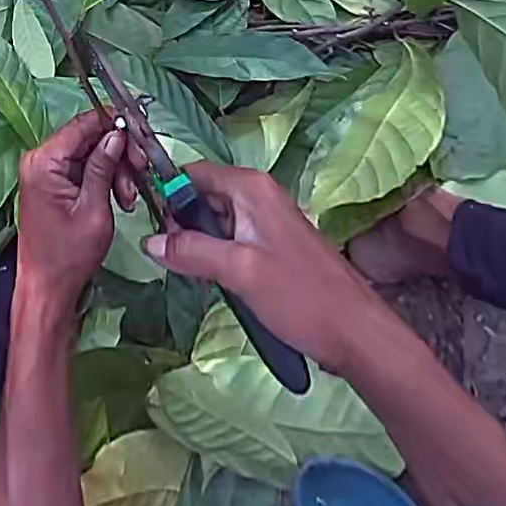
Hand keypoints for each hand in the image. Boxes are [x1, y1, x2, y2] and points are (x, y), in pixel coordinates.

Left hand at [13, 110, 138, 306]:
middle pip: (88, 137)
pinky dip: (104, 178)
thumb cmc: (68, 256)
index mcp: (44, 162)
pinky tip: (119, 198)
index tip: (140, 128)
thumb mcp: (93, 209)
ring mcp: (45, 171)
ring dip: (115, 169)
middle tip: (140, 171)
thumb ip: (103, 167)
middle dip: (118, 152)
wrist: (47, 290)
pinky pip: (83, 167)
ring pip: (90, 152)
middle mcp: (40, 160)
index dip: (113, 121)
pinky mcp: (52, 182)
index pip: (82, 124)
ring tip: (127, 197)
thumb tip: (117, 134)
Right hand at [142, 162, 399, 375]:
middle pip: (204, 195)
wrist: (357, 333)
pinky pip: (232, 238)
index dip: (169, 191)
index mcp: (251, 187)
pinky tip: (211, 279)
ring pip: (216, 219)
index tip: (149, 220)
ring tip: (186, 270)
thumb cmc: (300, 295)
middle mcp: (258, 194)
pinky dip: (217, 254)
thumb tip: (149, 241)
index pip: (195, 172)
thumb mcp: (238, 271)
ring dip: (198, 242)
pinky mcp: (272, 244)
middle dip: (181, 221)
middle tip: (166, 254)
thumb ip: (191, 251)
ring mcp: (267, 220)